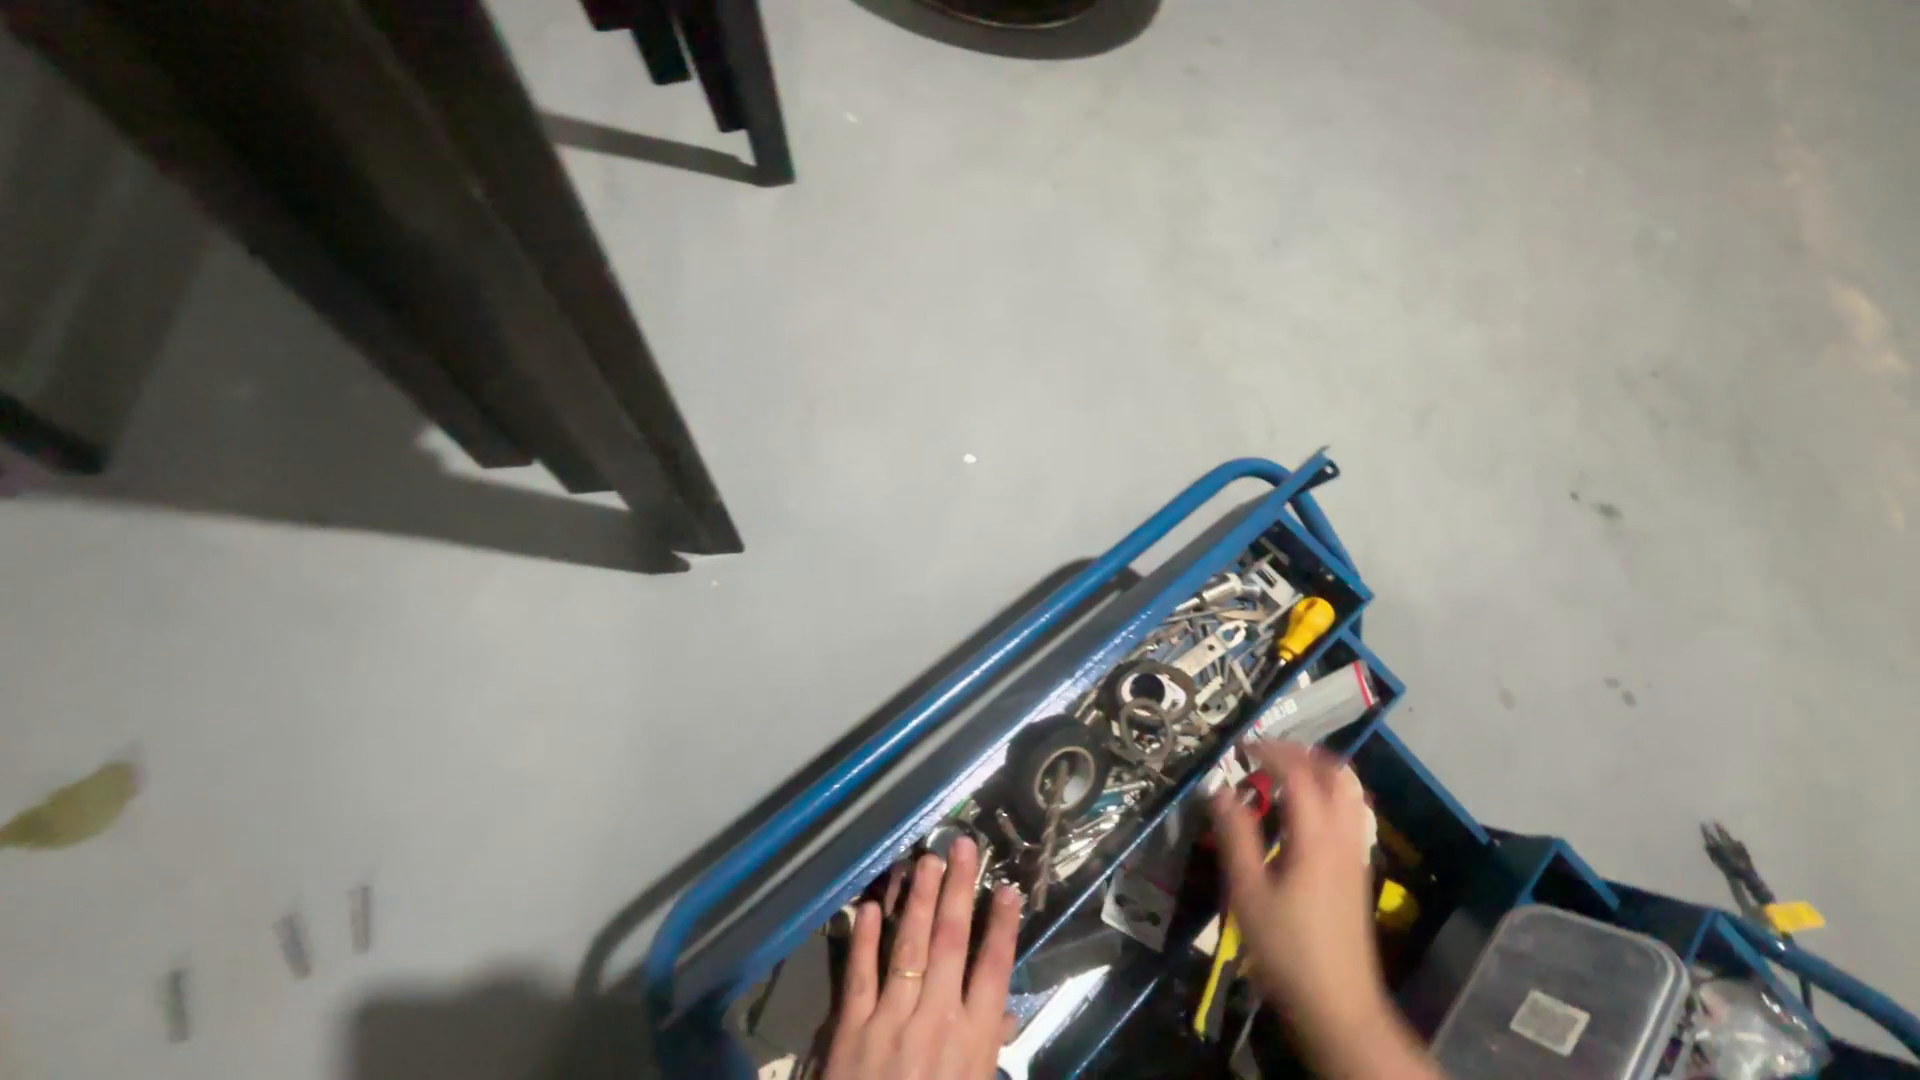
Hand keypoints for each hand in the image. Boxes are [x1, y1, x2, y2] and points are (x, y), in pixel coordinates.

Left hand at [823, 837, 1022, 1079]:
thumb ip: (987, 1050)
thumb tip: (1003, 1011)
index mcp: (972, 1042)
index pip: (993, 970)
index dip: (1002, 926)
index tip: (1008, 888)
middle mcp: (936, 1020)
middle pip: (952, 943)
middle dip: (959, 891)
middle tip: (963, 847)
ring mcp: (891, 1020)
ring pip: (908, 948)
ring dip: (917, 900)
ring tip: (925, 860)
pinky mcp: (851, 1028)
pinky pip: (859, 975)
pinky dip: (863, 939)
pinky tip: (868, 906)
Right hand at [1209, 742, 1437, 1078]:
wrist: (1337, 1003)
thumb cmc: (1285, 948)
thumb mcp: (1247, 891)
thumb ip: (1235, 834)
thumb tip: (1219, 789)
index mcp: (1316, 837)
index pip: (1299, 774)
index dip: (1271, 751)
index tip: (1242, 748)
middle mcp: (1343, 837)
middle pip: (1337, 774)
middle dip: (1302, 754)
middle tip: (1265, 755)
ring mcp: (1356, 855)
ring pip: (1350, 793)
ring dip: (1319, 773)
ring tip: (1282, 777)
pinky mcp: (1358, 872)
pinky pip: (1351, 814)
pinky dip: (1329, 796)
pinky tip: (1301, 814)